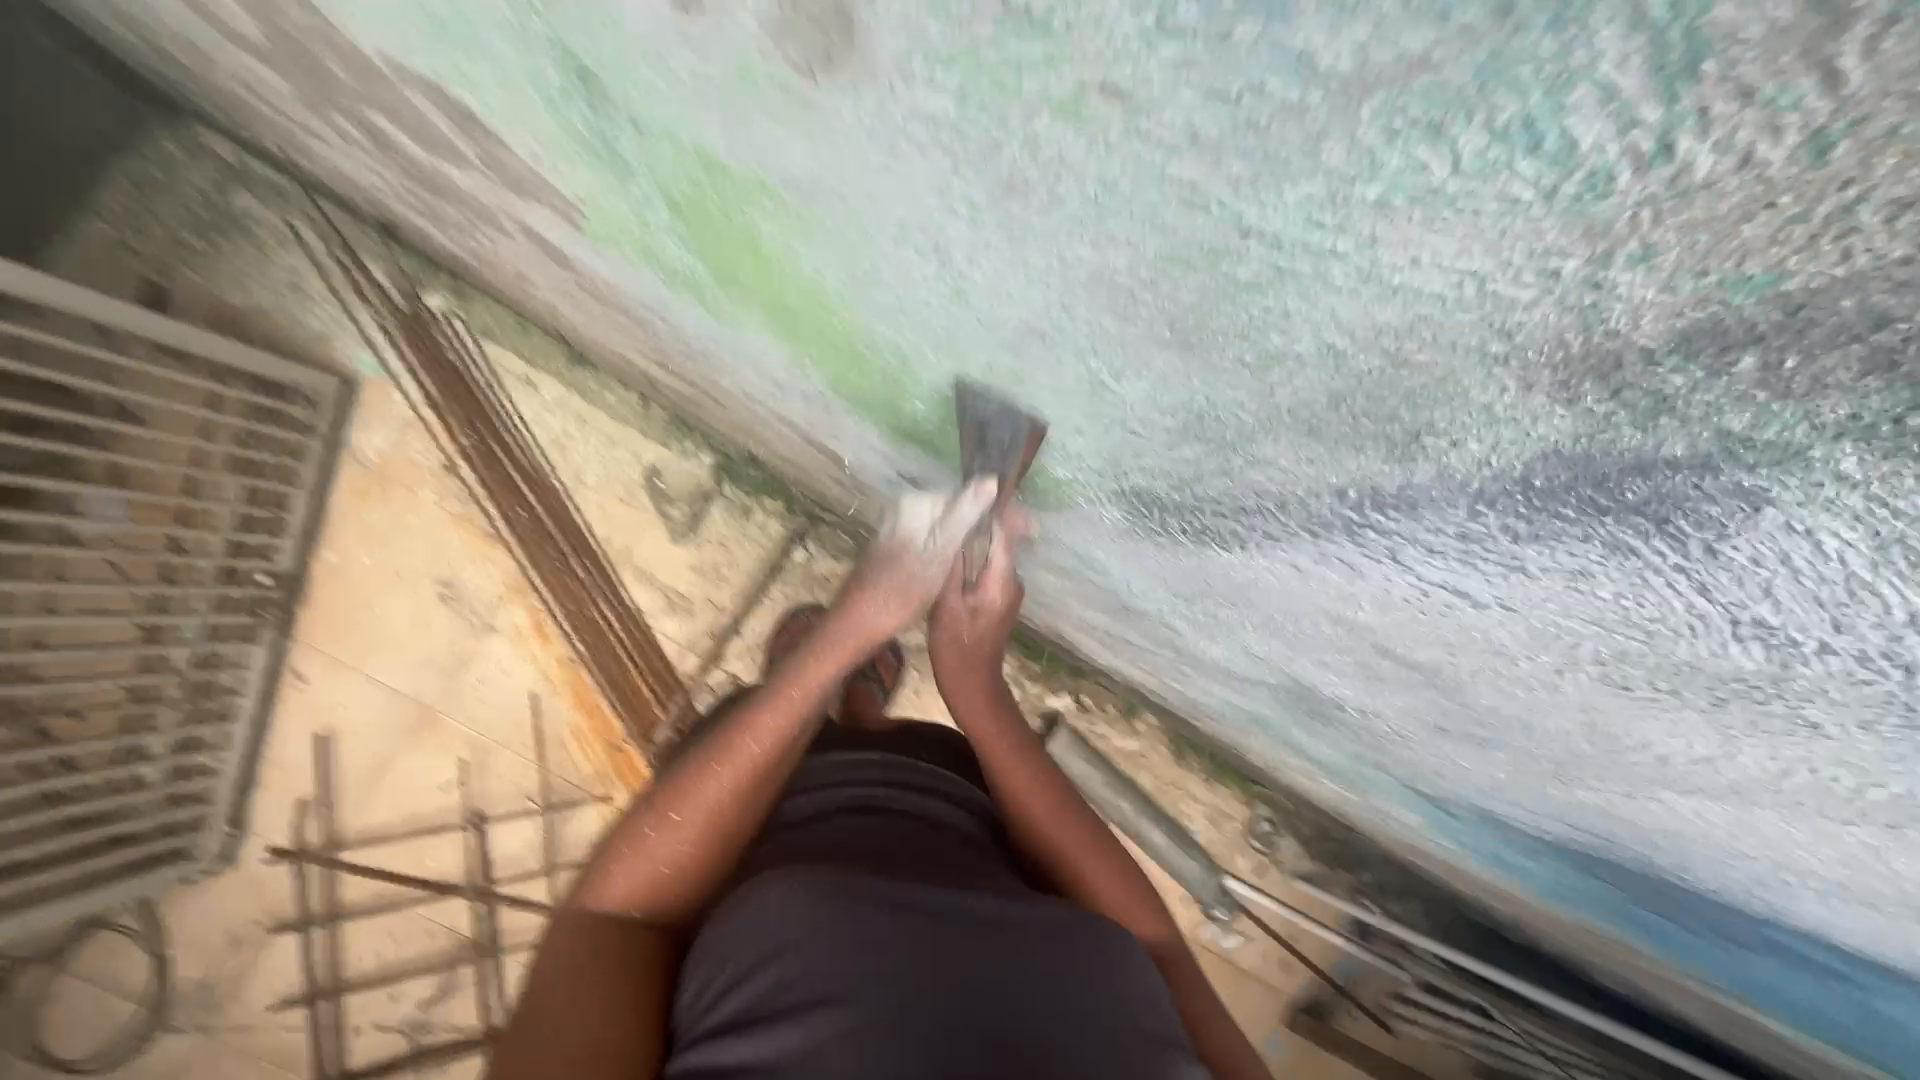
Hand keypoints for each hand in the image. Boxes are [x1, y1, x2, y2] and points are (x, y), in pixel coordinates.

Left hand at [830, 478, 998, 647]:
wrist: (860, 622)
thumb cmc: (903, 590)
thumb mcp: (940, 552)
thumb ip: (964, 514)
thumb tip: (992, 479)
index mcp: (916, 503)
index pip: (965, 496)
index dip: (992, 513)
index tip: (1022, 530)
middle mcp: (906, 508)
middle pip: (956, 511)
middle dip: (981, 527)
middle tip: (1012, 545)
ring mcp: (901, 527)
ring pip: (946, 528)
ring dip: (968, 541)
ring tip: (991, 559)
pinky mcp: (899, 546)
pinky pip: (934, 541)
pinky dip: (950, 552)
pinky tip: (963, 568)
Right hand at [928, 505, 1028, 690]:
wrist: (972, 684)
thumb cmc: (955, 646)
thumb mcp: (946, 604)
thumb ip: (954, 564)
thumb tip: (956, 526)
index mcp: (1002, 579)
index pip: (1005, 530)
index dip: (994, 506)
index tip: (976, 483)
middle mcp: (1013, 580)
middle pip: (1000, 538)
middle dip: (979, 520)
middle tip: (951, 503)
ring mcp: (1009, 589)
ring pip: (993, 552)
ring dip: (974, 538)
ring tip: (947, 523)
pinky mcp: (1001, 596)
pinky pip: (990, 566)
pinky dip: (974, 556)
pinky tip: (952, 552)